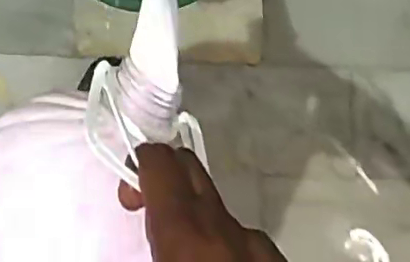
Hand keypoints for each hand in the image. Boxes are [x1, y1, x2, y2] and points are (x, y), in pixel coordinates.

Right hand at [118, 144, 285, 261]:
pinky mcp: (278, 257)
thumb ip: (148, 240)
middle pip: (190, 166)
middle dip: (168, 176)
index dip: (140, 162)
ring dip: (199, 217)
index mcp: (185, 228)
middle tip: (150, 213)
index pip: (159, 158)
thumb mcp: (157, 257)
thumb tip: (145, 217)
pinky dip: (228, 244)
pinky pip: (246, 237)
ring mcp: (258, 241)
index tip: (131, 191)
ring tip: (186, 251)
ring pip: (220, 207)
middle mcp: (223, 223)